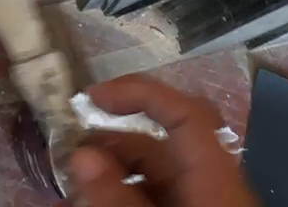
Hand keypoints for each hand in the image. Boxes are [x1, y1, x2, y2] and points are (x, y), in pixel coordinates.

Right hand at [67, 74, 257, 206]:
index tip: (93, 97)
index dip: (137, 91)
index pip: (183, 110)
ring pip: (153, 171)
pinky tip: (92, 198)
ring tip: (74, 179)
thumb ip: (119, 193)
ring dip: (110, 168)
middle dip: (110, 140)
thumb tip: (81, 154)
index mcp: (215, 174)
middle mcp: (213, 181)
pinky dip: (124, 190)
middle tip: (72, 150)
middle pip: (159, 142)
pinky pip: (157, 193)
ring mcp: (206, 198)